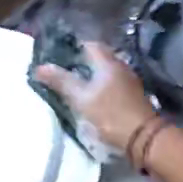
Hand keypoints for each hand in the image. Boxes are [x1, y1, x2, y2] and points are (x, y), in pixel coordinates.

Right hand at [33, 42, 157, 155]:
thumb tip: (40, 67)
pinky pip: (113, 83)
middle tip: (63, 70)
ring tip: (74, 85)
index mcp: (108, 62)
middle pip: (99, 57)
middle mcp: (121, 66)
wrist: (142, 136)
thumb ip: (61, 81)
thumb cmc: (110, 114)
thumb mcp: (81, 99)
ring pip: (106, 71)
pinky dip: (101, 85)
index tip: (58, 55)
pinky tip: (92, 96)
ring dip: (92, 75)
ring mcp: (129, 80)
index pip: (90, 44)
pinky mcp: (133, 95)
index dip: (73, 47)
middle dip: (81, 62)